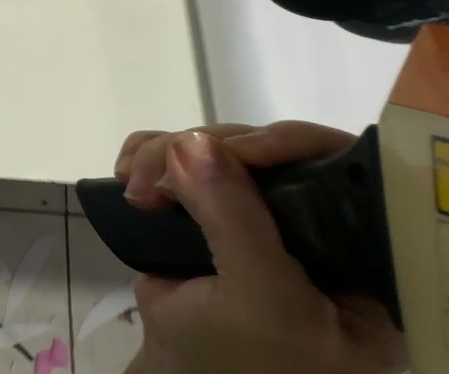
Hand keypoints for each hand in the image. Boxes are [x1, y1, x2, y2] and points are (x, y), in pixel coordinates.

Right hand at [111, 123, 406, 373]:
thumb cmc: (247, 361)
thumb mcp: (261, 300)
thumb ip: (237, 222)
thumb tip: (191, 141)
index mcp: (366, 257)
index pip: (349, 175)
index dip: (293, 148)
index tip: (235, 150)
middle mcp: (318, 228)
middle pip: (268, 151)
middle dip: (203, 152)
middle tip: (157, 181)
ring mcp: (257, 214)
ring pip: (213, 147)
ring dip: (161, 154)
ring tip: (135, 188)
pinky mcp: (206, 208)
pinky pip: (176, 156)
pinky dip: (144, 155)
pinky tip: (127, 174)